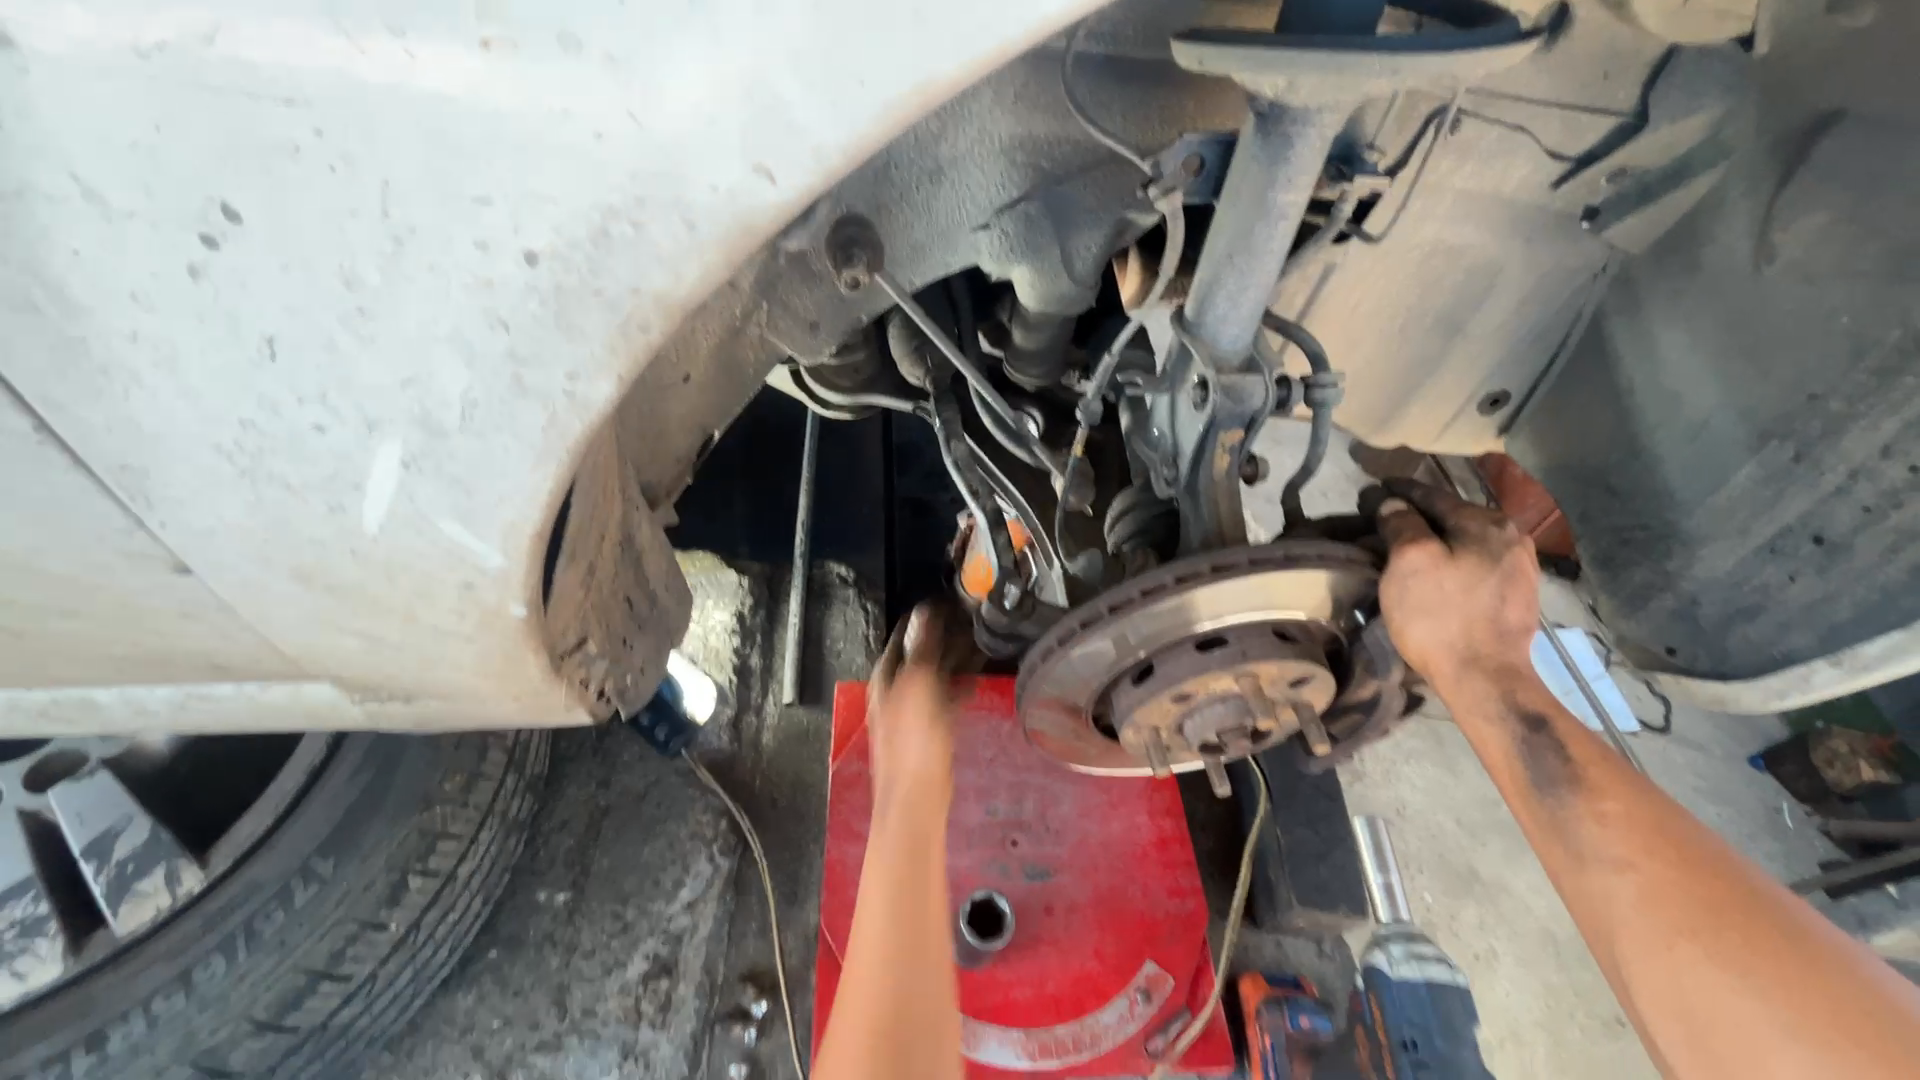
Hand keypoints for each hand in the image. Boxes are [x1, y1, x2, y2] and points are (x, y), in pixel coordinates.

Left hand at [865, 604, 955, 818]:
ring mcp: (913, 712)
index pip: (904, 635)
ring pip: (935, 675)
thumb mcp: (918, 685)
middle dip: (943, 637)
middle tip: (971, 619)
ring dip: (954, 659)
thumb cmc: (914, 741)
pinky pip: (945, 698)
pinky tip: (975, 680)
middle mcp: (895, 690)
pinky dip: (959, 685)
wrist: (917, 799)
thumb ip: (922, 647)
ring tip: (979, 643)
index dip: (925, 617)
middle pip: (920, 654)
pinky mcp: (930, 731)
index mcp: (886, 678)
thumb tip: (924, 610)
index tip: (950, 601)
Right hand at [1374, 478, 1540, 692]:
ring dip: (1436, 541)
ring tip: (1406, 548)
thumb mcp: (1409, 561)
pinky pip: (1475, 565)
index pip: (1433, 495)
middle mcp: (1511, 537)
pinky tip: (1435, 573)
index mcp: (1487, 523)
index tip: (1372, 491)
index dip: (1398, 492)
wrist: (1484, 678)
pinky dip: (1451, 562)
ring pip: (1465, 542)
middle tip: (1384, 521)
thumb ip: (1402, 524)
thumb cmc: (1440, 615)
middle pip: (1452, 518)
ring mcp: (1519, 568)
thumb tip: (1395, 504)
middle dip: (1418, 517)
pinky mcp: (1516, 596)